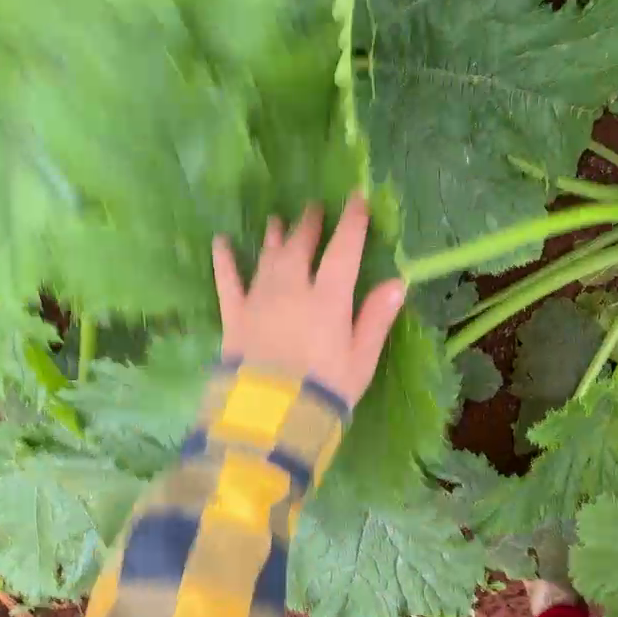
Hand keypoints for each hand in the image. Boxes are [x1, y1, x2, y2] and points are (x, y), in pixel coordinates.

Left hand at [212, 196, 405, 405]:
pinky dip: (225, 260)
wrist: (273, 417)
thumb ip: (376, 318)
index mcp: (328, 299)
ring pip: (268, 257)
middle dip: (310, 224)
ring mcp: (259, 299)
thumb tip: (396, 282)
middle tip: (314, 208)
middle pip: (301, 246)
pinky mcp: (234, 316)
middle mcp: (292, 289)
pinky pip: (227, 280)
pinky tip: (220, 242)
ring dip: (275, 236)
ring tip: (278, 221)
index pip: (343, 250)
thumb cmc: (326, 390)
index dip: (351, 223)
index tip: (356, 199)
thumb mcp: (361, 359)